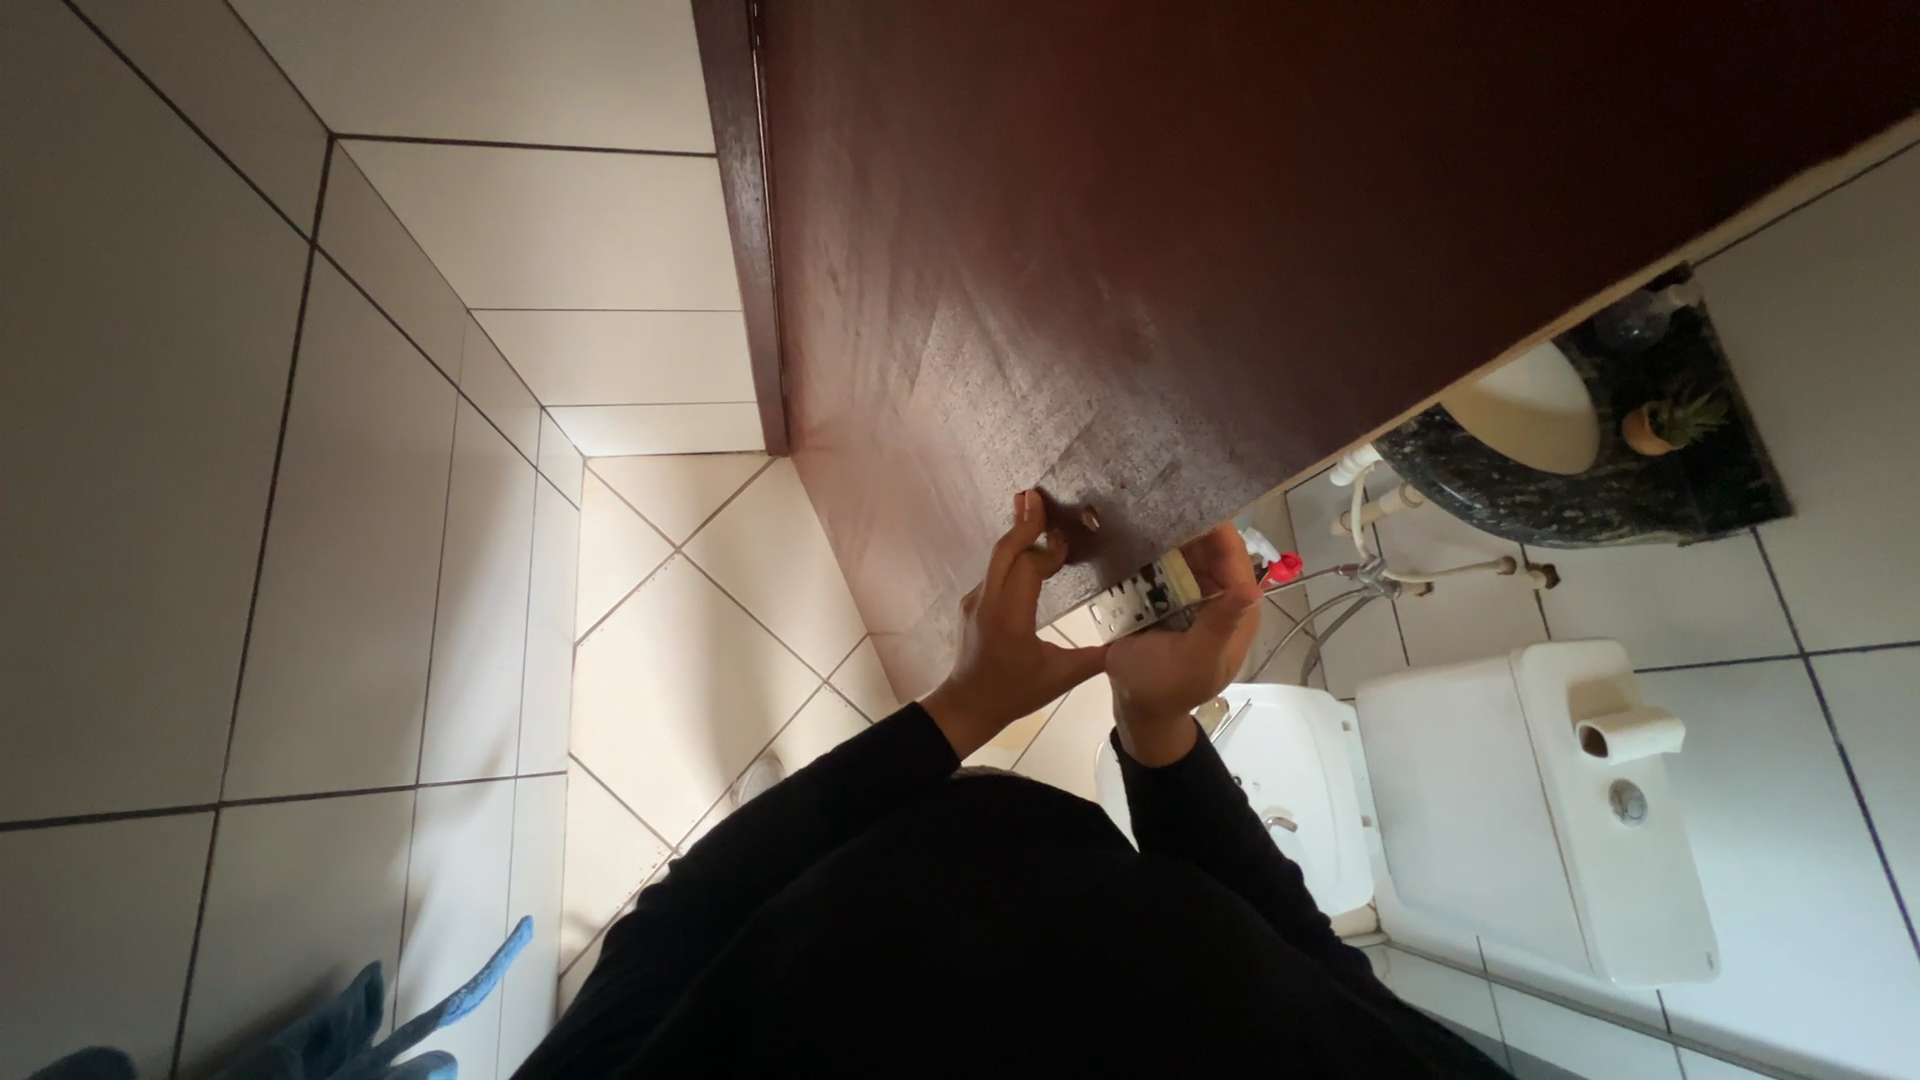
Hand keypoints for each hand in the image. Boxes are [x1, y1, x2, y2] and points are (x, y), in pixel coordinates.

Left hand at [922, 490, 1108, 759]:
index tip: (1067, 540)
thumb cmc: (1015, 693)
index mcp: (1009, 618)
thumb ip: (1096, 658)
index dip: (1049, 551)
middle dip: (1023, 522)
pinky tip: (1027, 547)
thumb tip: (1132, 645)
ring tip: (1032, 507)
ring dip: (1016, 534)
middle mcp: (987, 602)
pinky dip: (1012, 554)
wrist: (967, 705)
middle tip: (1037, 495)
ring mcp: (975, 600)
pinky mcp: (972, 603)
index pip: (1028, 568)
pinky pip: (994, 571)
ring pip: (996, 558)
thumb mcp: (1060, 677)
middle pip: (1004, 551)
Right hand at [1106, 523, 1263, 765]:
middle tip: (1156, 495)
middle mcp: (1212, 594)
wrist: (1134, 706)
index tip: (1191, 501)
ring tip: (1136, 505)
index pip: (1233, 558)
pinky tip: (1122, 530)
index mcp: (1234, 608)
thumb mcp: (1197, 658)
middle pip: (1203, 548)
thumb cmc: (1168, 686)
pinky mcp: (1156, 596)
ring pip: (1176, 552)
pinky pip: (1151, 564)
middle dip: (1184, 525)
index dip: (1217, 530)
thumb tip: (1250, 589)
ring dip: (1159, 533)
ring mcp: (1183, 594)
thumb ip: (1221, 624)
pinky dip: (1140, 550)